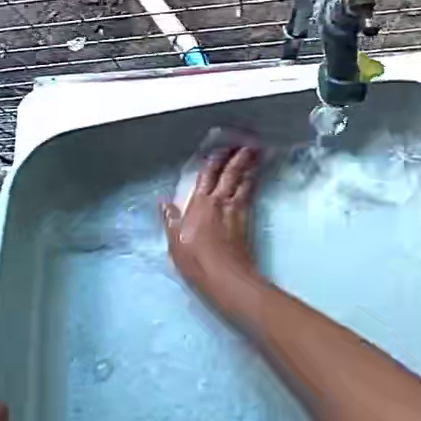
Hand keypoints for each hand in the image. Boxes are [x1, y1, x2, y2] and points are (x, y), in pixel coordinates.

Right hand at [160, 145, 261, 301]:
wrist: (226, 277)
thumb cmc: (196, 260)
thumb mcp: (175, 241)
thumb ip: (171, 219)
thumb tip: (163, 202)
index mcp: (200, 204)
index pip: (208, 175)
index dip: (216, 160)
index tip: (224, 146)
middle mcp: (219, 202)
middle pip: (231, 174)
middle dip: (239, 157)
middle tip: (249, 143)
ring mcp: (236, 211)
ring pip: (244, 183)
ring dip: (250, 168)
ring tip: (257, 155)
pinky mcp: (247, 222)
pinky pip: (250, 196)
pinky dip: (253, 184)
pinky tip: (255, 180)